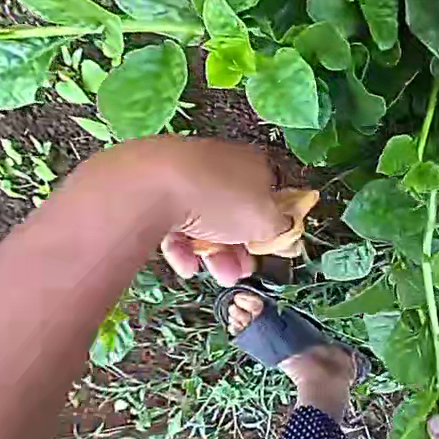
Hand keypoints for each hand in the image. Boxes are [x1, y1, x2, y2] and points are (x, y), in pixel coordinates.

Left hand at [86, 137, 287, 282]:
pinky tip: (185, 266)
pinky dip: (182, 245)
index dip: (269, 227)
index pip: (269, 195)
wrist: (149, 186)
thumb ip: (283, 229)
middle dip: (240, 247)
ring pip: (205, 219)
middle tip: (240, 272)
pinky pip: (173, 220)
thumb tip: (289, 233)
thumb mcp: (266, 221)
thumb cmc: (221, 200)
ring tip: (215, 275)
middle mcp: (221, 163)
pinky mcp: (152, 188)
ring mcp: (184, 174)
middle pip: (236, 211)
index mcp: (253, 164)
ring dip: (215, 253)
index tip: (265, 250)